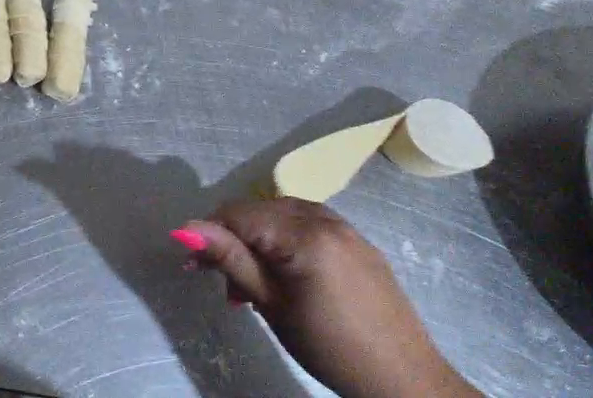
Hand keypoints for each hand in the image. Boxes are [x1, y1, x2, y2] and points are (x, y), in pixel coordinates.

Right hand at [179, 199, 481, 397]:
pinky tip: (286, 272)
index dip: (208, 235)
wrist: (407, 382)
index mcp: (302, 234)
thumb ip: (230, 259)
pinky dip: (286, 239)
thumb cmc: (331, 346)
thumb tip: (184, 228)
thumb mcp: (272, 304)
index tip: (194, 267)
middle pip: (257, 211)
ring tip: (254, 281)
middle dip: (233, 240)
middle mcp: (324, 219)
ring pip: (281, 215)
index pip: (236, 214)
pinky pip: (308, 224)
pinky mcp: (359, 243)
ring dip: (258, 238)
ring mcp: (345, 228)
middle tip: (225, 283)